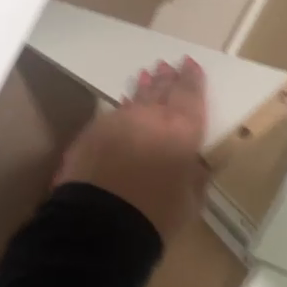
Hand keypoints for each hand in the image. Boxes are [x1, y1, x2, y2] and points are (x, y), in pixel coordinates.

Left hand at [55, 58, 208, 240]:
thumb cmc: (155, 216)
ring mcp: (118, 122)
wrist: (99, 222)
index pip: (190, 95)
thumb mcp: (189, 201)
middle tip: (166, 65)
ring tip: (145, 76)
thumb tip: (194, 165)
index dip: (192, 79)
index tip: (190, 64)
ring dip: (142, 88)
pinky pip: (113, 114)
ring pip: (134, 98)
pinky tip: (121, 107)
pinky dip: (121, 109)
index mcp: (182, 131)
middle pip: (160, 90)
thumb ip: (193, 177)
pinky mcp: (92, 133)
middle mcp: (150, 117)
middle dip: (166, 78)